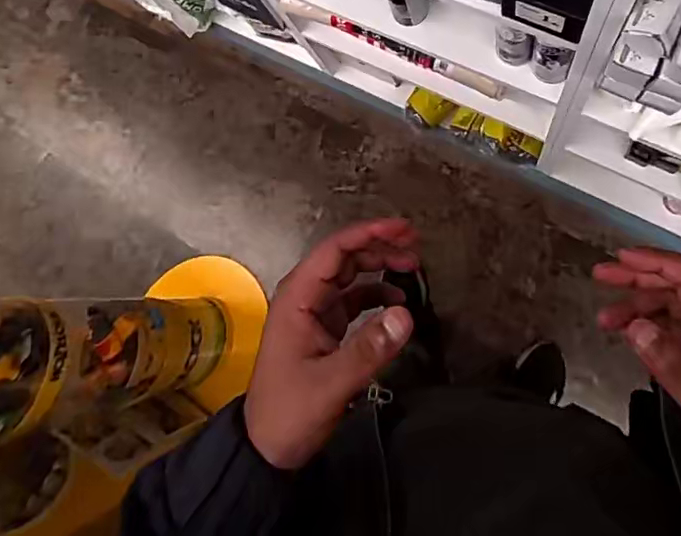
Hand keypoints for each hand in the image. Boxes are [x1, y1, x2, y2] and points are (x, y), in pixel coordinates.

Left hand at [244, 218, 417, 468]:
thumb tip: (405, 314)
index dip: (370, 233)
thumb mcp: (330, 384)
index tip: (402, 229)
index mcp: (298, 296)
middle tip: (414, 244)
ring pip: (351, 274)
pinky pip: (354, 297)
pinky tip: (397, 300)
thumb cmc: (289, 413)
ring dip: (380, 265)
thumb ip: (368, 349)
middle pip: (346, 256)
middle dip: (380, 245)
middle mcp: (305, 295)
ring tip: (412, 265)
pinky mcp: (324, 326)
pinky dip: (377, 293)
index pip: (336, 249)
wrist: (265, 451)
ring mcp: (314, 310)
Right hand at [595, 248, 680, 535]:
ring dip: (643, 306)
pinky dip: (652, 330)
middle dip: (643, 278)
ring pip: (680, 309)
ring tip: (607, 316)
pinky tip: (630, 335)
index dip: (660, 263)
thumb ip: (677, 372)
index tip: (623, 257)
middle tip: (603, 274)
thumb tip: (636, 326)